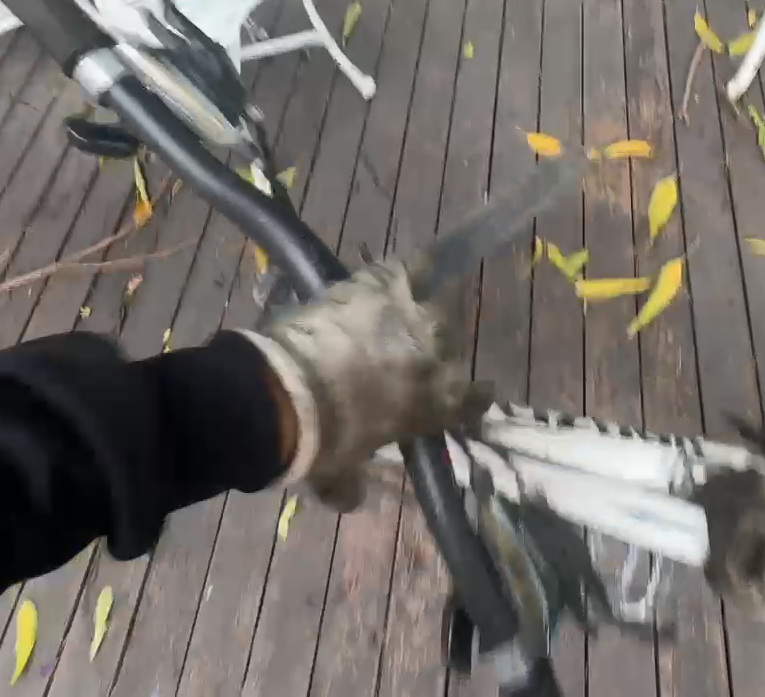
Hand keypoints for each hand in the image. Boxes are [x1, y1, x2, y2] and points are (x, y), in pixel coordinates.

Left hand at [239, 260, 483, 510]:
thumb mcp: (340, 474)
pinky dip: (403, 273)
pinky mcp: (383, 283)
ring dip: (420, 309)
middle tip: (405, 358)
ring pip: (436, 299)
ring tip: (401, 313)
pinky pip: (408, 267)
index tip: (459, 401)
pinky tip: (392, 276)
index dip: (468, 399)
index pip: (476, 397)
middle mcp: (439, 353)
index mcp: (441, 402)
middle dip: (433, 352)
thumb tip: (350, 496)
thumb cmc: (321, 441)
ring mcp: (413, 312)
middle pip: (452, 344)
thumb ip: (352, 483)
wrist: (287, 392)